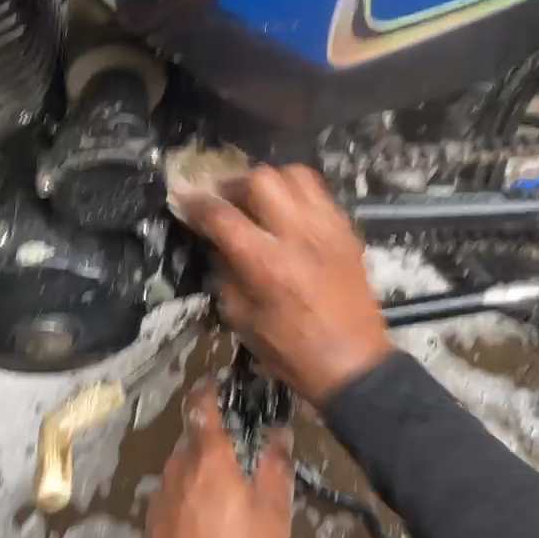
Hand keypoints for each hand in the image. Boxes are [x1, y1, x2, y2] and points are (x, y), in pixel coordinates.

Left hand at [143, 382, 293, 537]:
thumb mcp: (272, 517)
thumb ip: (276, 469)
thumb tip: (280, 435)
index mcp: (208, 457)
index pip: (201, 405)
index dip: (207, 389)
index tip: (216, 382)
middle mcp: (178, 466)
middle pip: (193, 440)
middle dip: (212, 445)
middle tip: (236, 463)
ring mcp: (159, 494)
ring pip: (181, 469)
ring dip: (198, 474)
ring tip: (222, 501)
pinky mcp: (149, 522)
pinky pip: (171, 496)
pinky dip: (186, 499)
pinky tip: (202, 524)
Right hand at [177, 165, 393, 405]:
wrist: (353, 363)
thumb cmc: (291, 350)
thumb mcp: (241, 317)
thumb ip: (224, 270)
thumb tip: (213, 238)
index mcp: (267, 264)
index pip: (222, 216)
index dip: (196, 203)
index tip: (184, 197)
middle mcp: (298, 235)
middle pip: (261, 179)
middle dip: (235, 184)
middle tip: (226, 199)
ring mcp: (326, 227)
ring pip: (293, 174)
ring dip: (269, 181)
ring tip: (259, 199)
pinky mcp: (346, 228)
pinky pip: (318, 190)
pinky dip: (296, 192)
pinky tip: (287, 210)